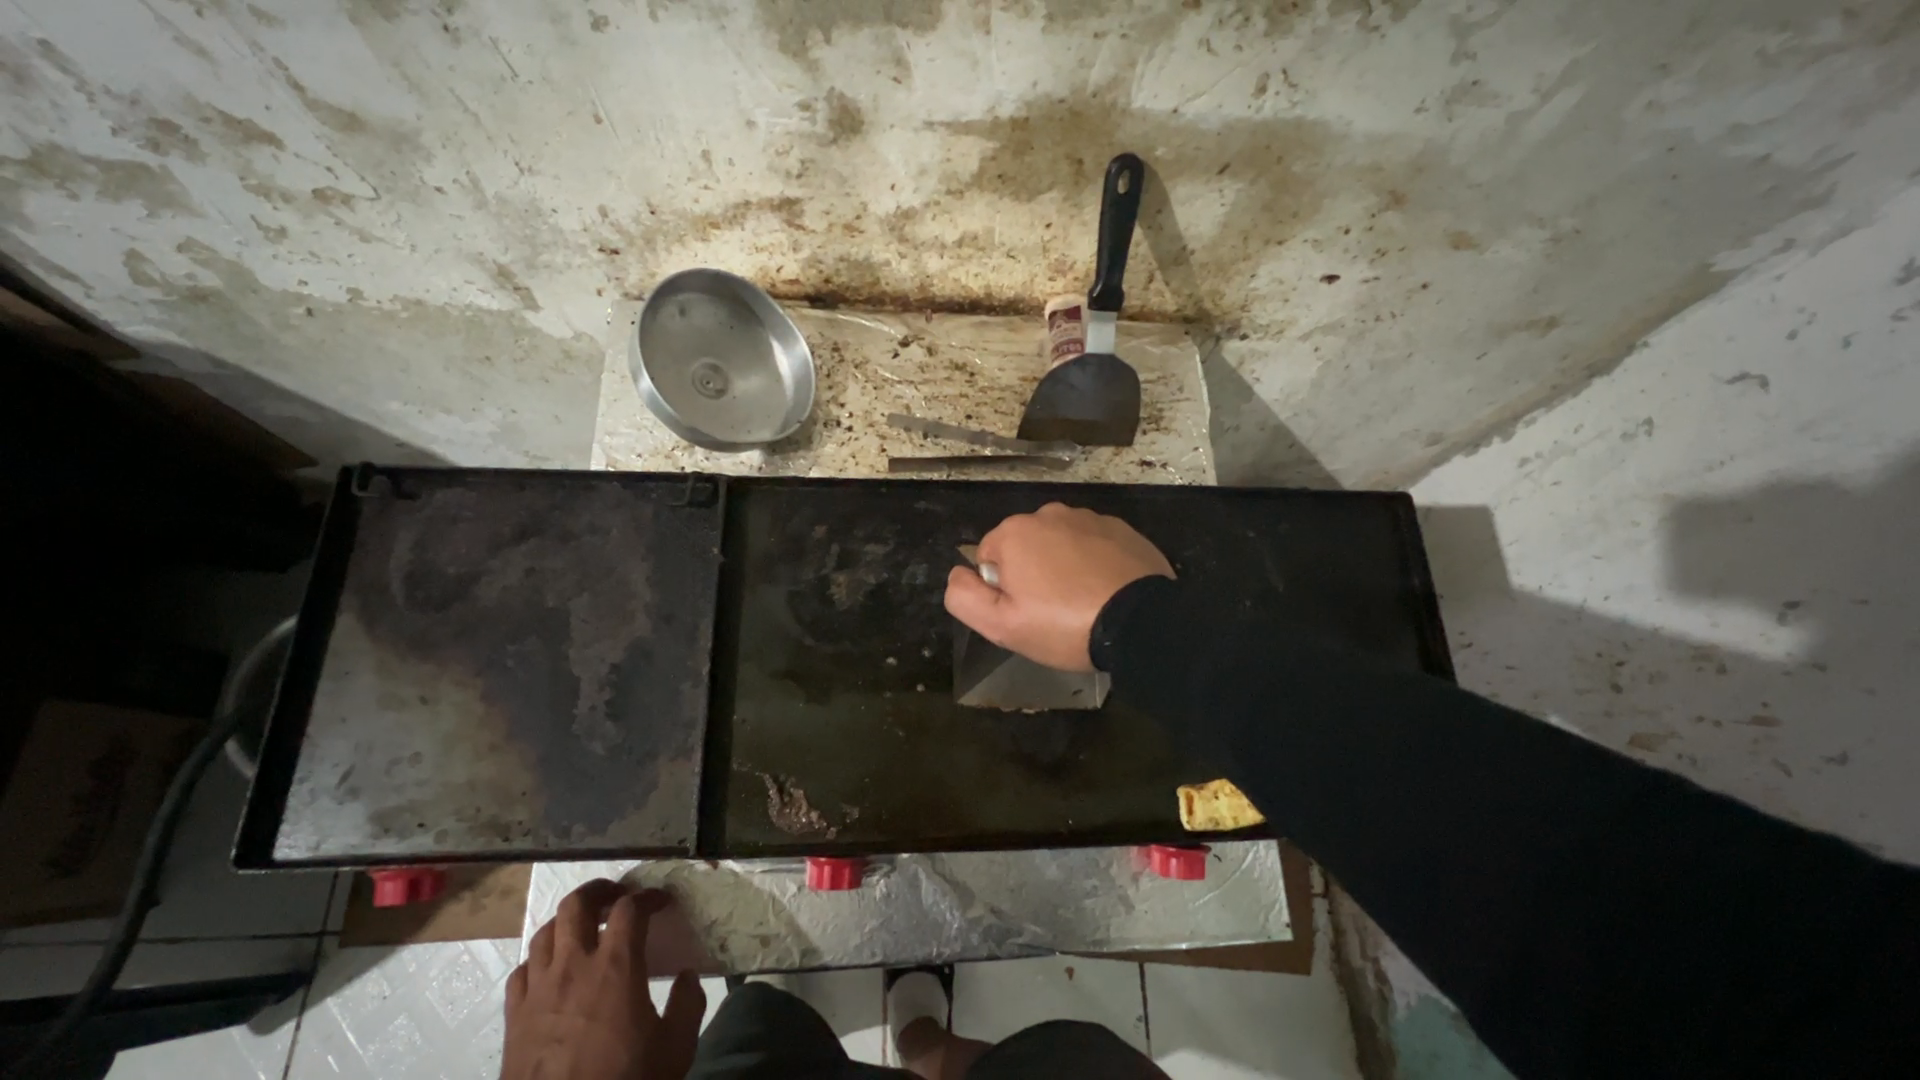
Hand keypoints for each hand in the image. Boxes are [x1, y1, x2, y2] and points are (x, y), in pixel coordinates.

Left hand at [503, 881, 705, 1079]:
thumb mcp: (675, 1049)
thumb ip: (687, 1005)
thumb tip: (687, 977)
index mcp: (616, 967)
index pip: (629, 909)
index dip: (648, 897)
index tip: (661, 901)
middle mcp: (573, 966)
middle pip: (577, 905)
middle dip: (599, 891)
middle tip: (617, 896)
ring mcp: (539, 990)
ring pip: (545, 932)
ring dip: (568, 921)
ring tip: (584, 928)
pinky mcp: (515, 1016)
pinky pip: (523, 970)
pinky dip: (539, 960)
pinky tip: (551, 972)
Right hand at [944, 503, 1173, 672]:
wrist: (1141, 622)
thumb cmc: (1064, 625)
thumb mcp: (1001, 626)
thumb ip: (964, 597)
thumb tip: (957, 573)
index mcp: (1015, 532)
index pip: (989, 558)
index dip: (1002, 591)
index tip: (1026, 614)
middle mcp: (1050, 514)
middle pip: (1026, 548)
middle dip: (1033, 575)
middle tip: (1053, 613)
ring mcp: (1090, 518)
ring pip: (1061, 546)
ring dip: (1064, 569)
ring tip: (1083, 605)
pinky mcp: (1123, 530)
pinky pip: (1095, 548)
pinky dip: (1095, 566)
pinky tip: (1106, 594)